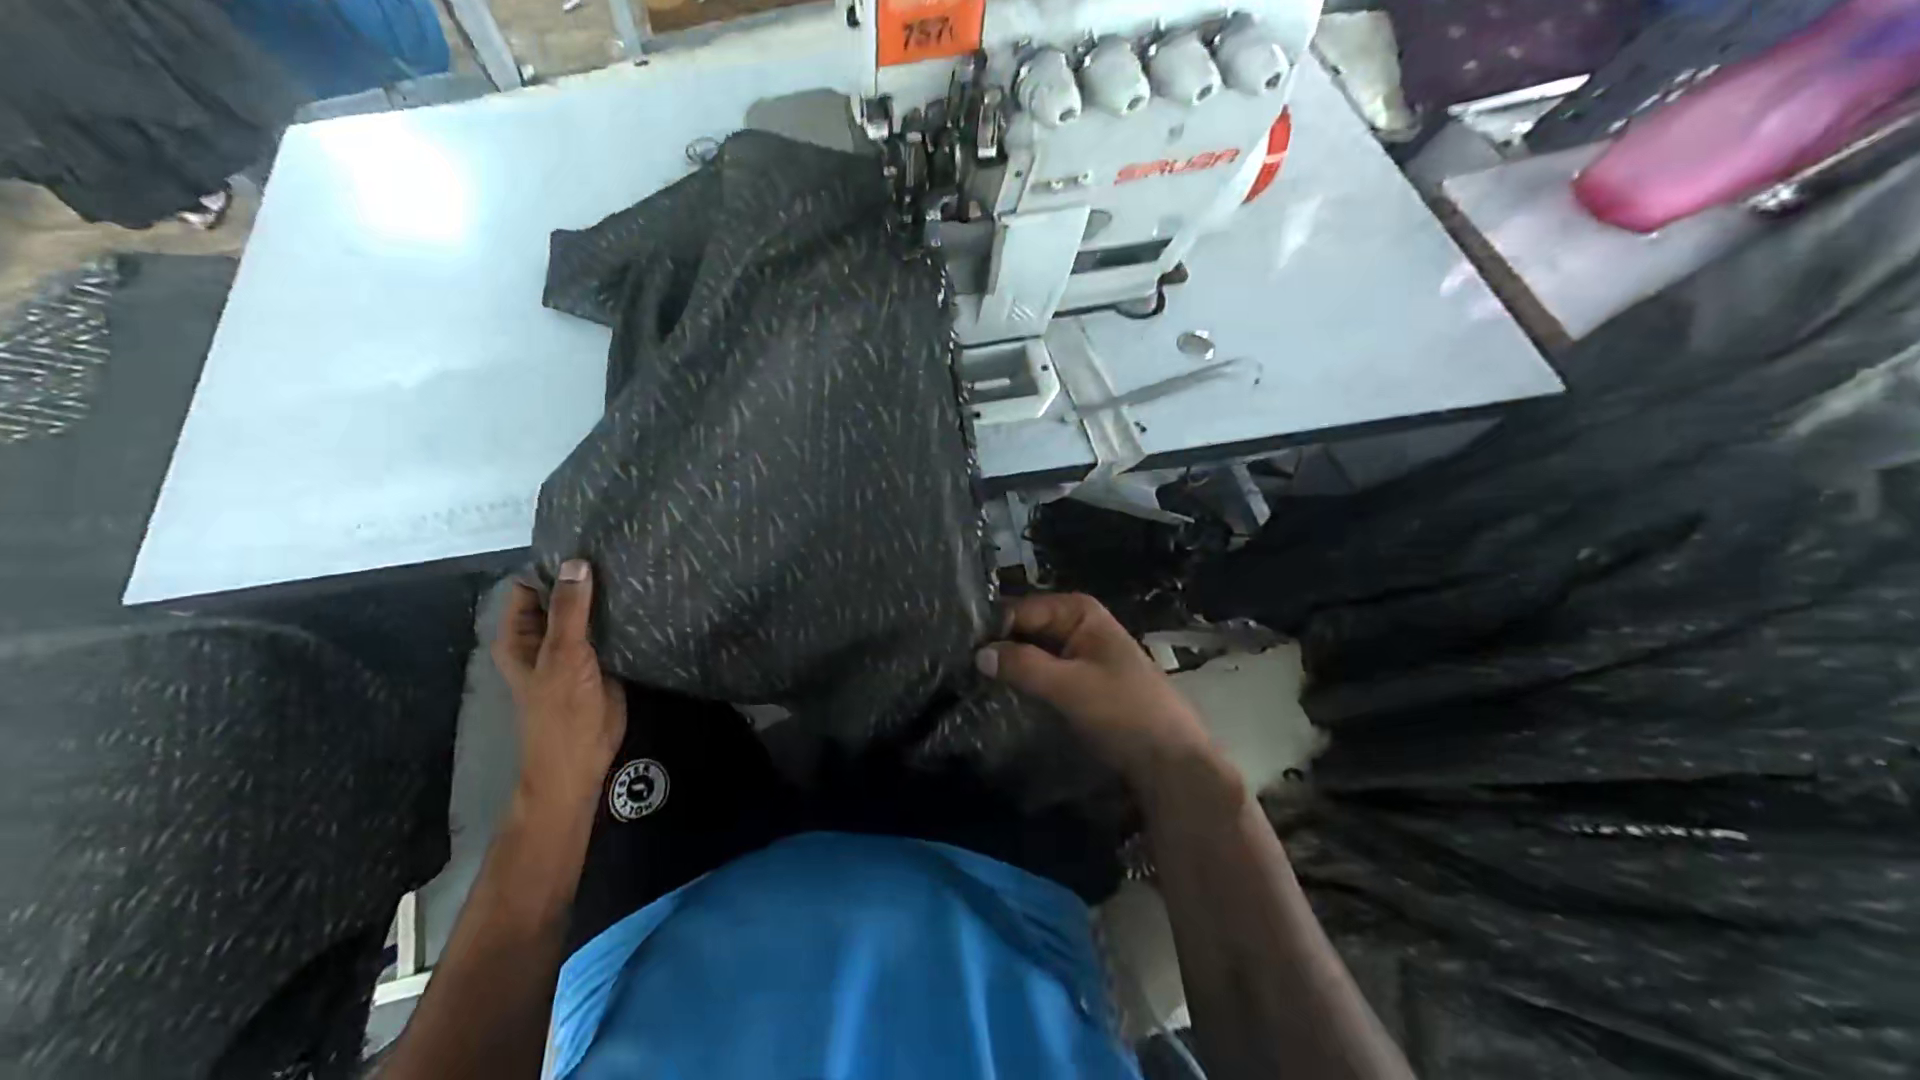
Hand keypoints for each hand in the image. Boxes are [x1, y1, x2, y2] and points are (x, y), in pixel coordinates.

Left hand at [492, 559, 626, 815]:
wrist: (582, 758)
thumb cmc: (560, 710)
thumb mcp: (562, 656)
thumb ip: (570, 610)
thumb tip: (577, 563)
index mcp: (520, 635)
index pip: (531, 585)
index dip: (554, 566)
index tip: (588, 543)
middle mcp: (544, 637)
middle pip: (563, 596)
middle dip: (586, 578)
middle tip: (621, 549)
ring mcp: (575, 648)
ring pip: (590, 612)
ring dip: (608, 597)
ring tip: (637, 566)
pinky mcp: (602, 659)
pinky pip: (611, 630)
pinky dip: (624, 616)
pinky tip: (646, 598)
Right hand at [976, 593, 1231, 799]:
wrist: (1169, 760)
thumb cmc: (1125, 712)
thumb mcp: (1071, 686)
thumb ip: (1023, 665)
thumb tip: (977, 654)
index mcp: (1079, 611)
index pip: (1020, 609)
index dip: (991, 628)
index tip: (956, 650)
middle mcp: (1076, 624)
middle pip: (1023, 628)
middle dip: (996, 646)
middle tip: (954, 668)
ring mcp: (1077, 653)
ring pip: (1029, 652)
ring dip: (1006, 666)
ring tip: (965, 682)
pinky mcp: (1076, 682)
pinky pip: (1039, 673)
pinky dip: (1021, 681)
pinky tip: (995, 695)